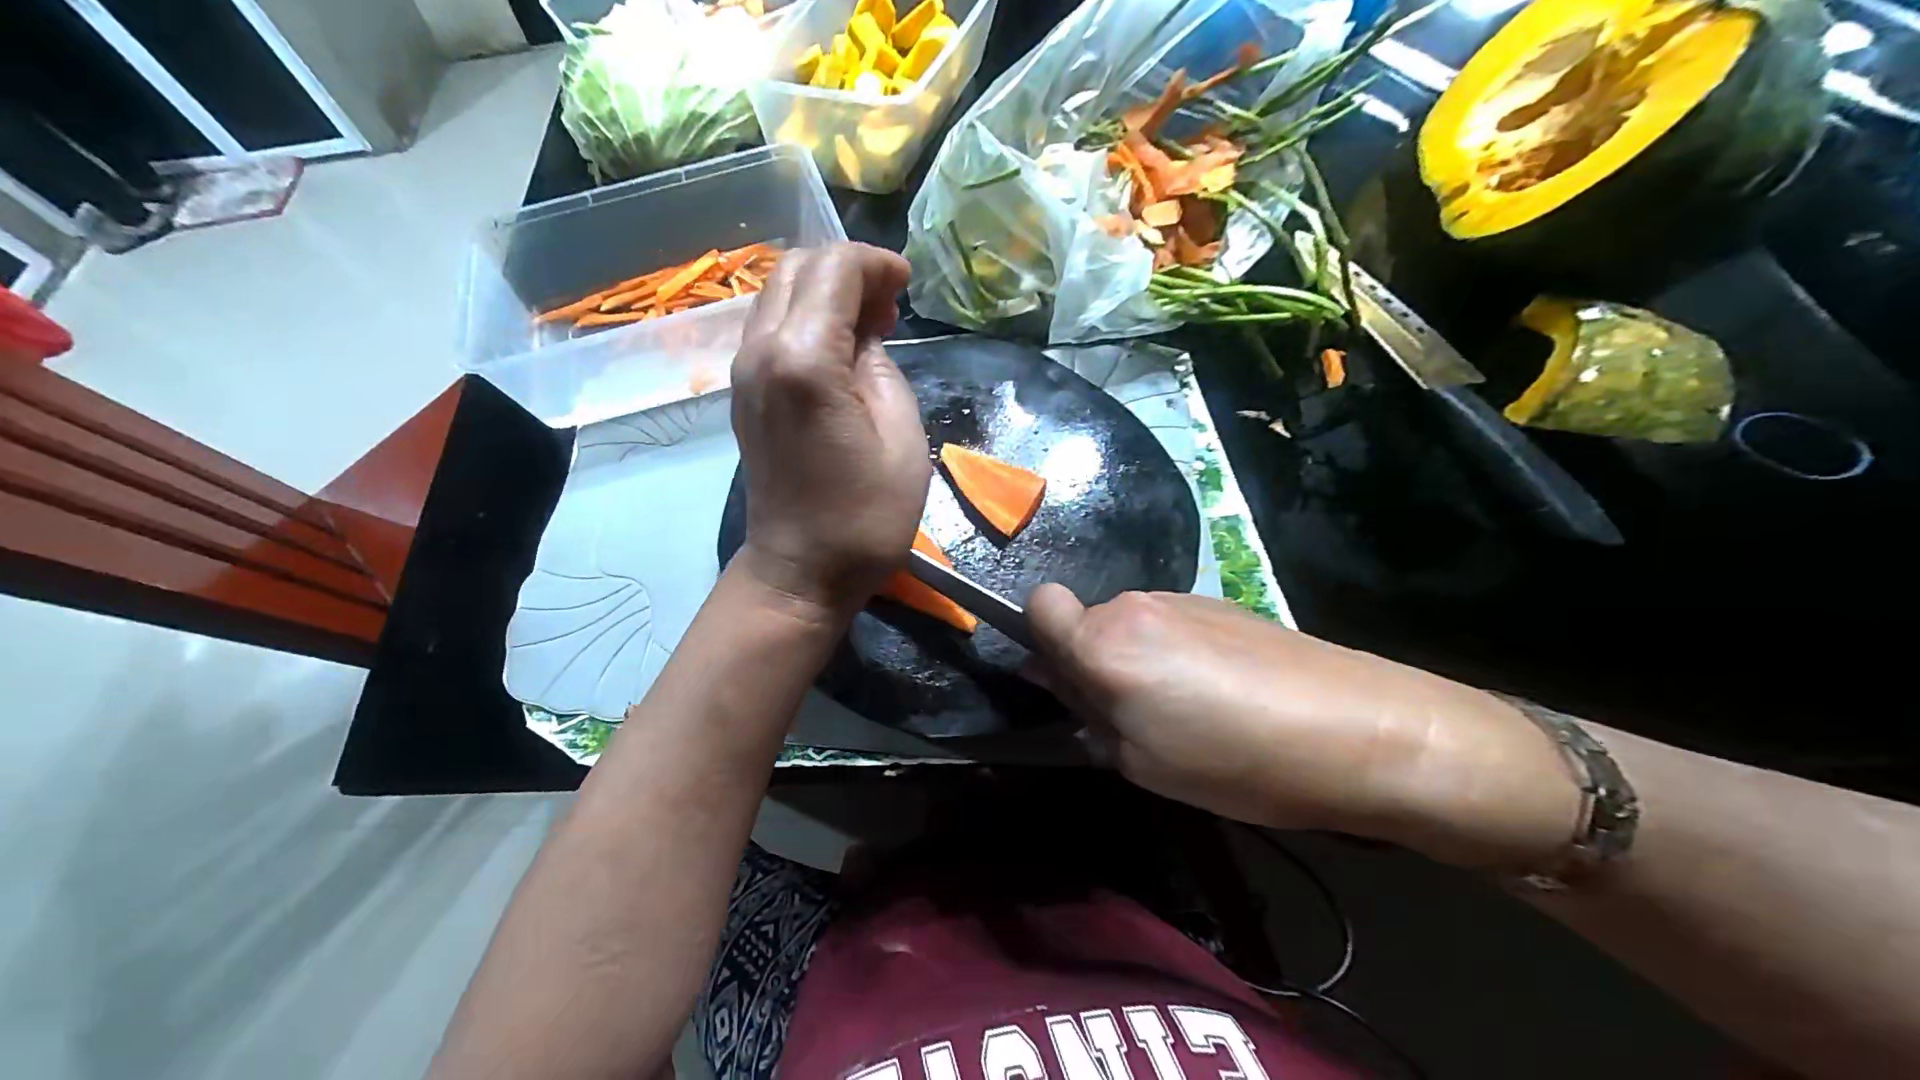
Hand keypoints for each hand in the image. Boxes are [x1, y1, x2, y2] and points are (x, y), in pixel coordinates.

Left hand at [730, 243, 929, 615]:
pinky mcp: (742, 393)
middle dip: (848, 271)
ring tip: (869, 324)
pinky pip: (770, 327)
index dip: (875, 264)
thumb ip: (882, 366)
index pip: (833, 270)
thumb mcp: (903, 437)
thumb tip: (864, 336)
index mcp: (805, 360)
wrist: (801, 571)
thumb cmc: (866, 516)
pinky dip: (805, 317)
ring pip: (777, 293)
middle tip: (890, 304)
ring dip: (825, 292)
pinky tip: (838, 349)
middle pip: (797, 268)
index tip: (909, 284)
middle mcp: (761, 352)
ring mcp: (743, 372)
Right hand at [1025, 587, 1583, 869]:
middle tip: (1132, 718)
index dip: (1040, 639)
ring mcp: (1182, 599)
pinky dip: (1175, 655)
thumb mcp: (1142, 762)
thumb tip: (1056, 682)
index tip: (1068, 681)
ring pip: (1130, 625)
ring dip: (1137, 661)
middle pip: (1085, 622)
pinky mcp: (1222, 603)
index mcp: (1104, 642)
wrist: (1359, 731)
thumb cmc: (1235, 761)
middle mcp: (1134, 606)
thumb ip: (1089, 715)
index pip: (1038, 605)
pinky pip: (1170, 625)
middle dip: (1092, 662)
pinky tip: (1224, 695)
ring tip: (1188, 713)